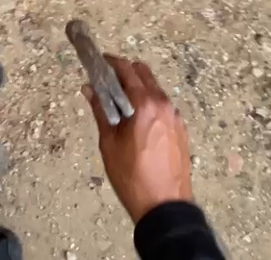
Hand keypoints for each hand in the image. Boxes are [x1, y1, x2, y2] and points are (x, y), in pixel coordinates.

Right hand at [85, 55, 193, 222]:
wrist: (166, 208)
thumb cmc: (132, 176)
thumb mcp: (109, 143)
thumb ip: (100, 110)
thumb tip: (88, 87)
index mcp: (145, 103)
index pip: (127, 69)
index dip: (111, 62)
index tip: (99, 63)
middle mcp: (164, 104)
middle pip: (144, 73)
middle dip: (126, 72)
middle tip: (109, 82)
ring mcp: (176, 117)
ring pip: (155, 89)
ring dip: (139, 88)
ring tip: (122, 104)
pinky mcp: (182, 130)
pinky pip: (164, 106)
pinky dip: (150, 104)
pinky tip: (139, 121)